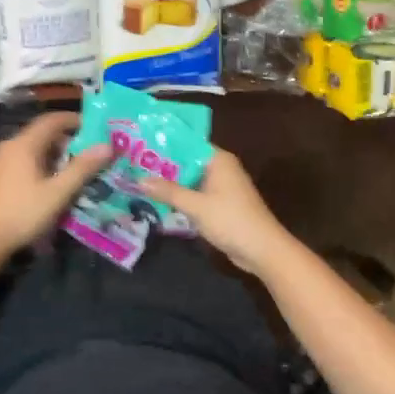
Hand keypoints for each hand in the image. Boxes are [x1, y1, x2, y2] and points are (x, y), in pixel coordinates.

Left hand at [0, 112, 112, 257]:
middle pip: (42, 134)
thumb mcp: (57, 193)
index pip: (52, 120)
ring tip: (74, 171)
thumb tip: (106, 146)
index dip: (75, 120)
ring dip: (54, 155)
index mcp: (24, 144)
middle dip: (68, 141)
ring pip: (32, 149)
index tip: (96, 129)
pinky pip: (23, 161)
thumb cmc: (22, 214)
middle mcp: (9, 146)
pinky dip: (41, 165)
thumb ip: (82, 168)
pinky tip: (50, 184)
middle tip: (89, 155)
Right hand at [140, 150, 298, 276]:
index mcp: (218, 160)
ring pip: (189, 179)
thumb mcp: (196, 206)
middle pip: (186, 161)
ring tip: (137, 180)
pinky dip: (179, 197)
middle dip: (161, 165)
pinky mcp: (220, 204)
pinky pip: (194, 194)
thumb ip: (168, 192)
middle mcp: (220, 168)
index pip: (186, 143)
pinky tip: (157, 200)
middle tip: (131, 164)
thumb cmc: (232, 221)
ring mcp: (221, 187)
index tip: (138, 144)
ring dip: (169, 183)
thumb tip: (138, 179)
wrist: (263, 250)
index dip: (163, 144)